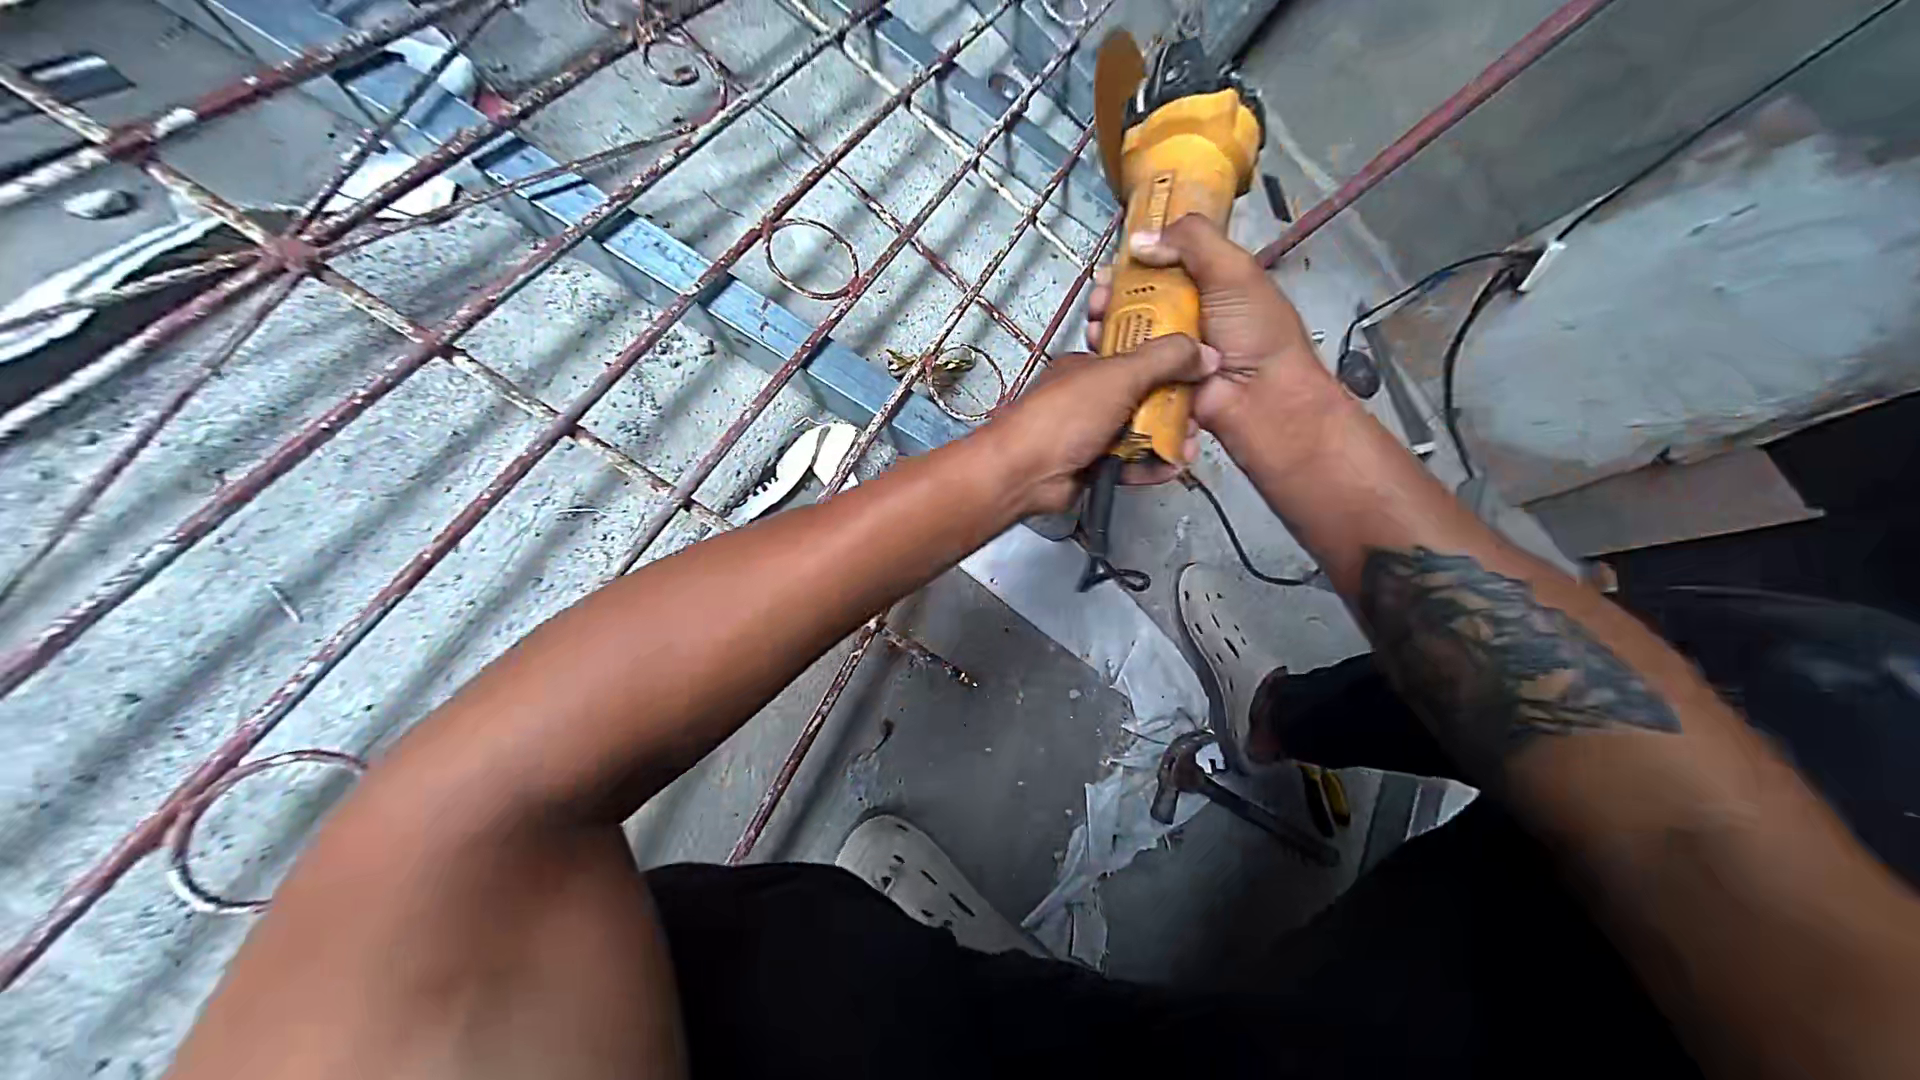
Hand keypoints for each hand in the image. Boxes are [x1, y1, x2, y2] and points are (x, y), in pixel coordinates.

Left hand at [980, 334, 1220, 515]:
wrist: (1025, 472)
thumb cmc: (1060, 417)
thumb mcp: (1118, 375)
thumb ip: (1165, 360)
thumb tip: (1205, 352)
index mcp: (1090, 368)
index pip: (1139, 358)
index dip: (1170, 364)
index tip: (1199, 373)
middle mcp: (1091, 399)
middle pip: (1145, 399)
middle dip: (1174, 409)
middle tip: (1195, 418)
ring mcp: (1091, 434)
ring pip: (1140, 434)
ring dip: (1166, 440)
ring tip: (1187, 446)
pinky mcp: (1093, 466)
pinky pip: (1130, 464)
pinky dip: (1150, 466)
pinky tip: (1169, 467)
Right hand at [1086, 215, 1342, 454]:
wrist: (1260, 396)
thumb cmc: (1258, 333)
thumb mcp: (1233, 269)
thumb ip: (1193, 240)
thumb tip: (1142, 239)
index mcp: (1202, 286)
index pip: (1159, 266)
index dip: (1133, 262)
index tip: (1115, 263)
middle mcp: (1180, 316)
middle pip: (1131, 299)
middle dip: (1109, 294)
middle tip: (1100, 295)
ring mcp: (1164, 350)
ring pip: (1122, 331)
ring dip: (1104, 323)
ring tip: (1098, 321)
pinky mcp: (1152, 379)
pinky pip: (1124, 365)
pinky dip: (1109, 355)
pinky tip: (1102, 347)